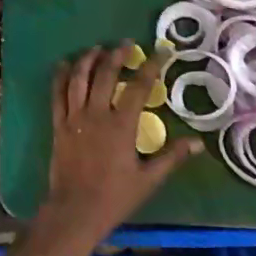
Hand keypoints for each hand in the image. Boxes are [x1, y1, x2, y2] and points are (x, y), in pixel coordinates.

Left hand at [33, 43, 198, 249]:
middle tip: (126, 44)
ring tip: (97, 48)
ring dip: (87, 60)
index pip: (138, 86)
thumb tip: (198, 142)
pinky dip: (61, 77)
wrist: (75, 211)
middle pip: (104, 74)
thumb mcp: (148, 179)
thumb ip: (172, 157)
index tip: (161, 51)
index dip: (151, 66)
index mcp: (121, 125)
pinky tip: (65, 65)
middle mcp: (96, 114)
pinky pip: (57, 95)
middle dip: (116, 55)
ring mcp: (74, 118)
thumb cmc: (115, 197)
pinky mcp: (58, 125)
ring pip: (78, 79)